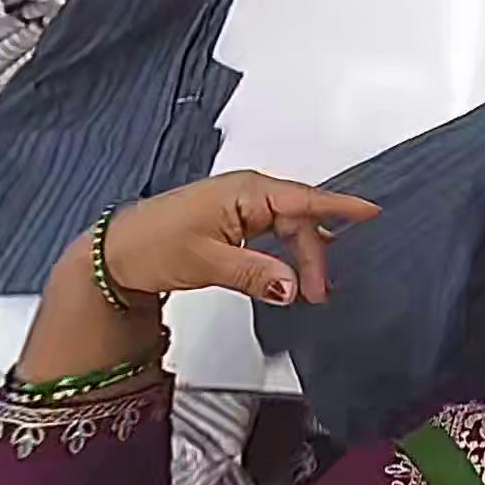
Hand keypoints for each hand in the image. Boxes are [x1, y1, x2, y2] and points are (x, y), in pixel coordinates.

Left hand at [98, 170, 380, 305]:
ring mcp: (243, 205)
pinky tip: (290, 272)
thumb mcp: (207, 261)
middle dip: (313, 256)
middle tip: (316, 293)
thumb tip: (292, 287)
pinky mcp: (237, 219)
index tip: (372, 212)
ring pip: (290, 228)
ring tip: (308, 289)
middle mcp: (249, 192)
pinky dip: (286, 253)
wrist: (112, 254)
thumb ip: (255, 273)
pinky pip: (275, 232)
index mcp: (247, 191)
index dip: (341, 206)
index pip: (305, 199)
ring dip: (301, 257)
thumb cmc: (152, 245)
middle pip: (300, 220)